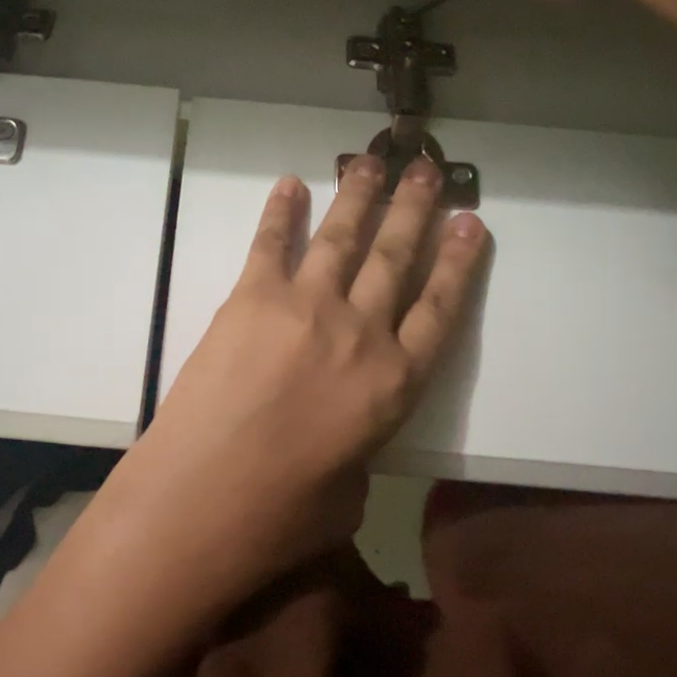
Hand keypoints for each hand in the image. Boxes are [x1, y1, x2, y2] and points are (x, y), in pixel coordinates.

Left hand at [100, 155, 487, 596]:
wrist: (205, 495)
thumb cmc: (283, 515)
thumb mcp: (351, 493)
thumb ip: (357, 446)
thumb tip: (343, 431)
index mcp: (395, 384)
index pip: (440, 309)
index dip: (460, 263)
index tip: (471, 221)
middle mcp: (360, 333)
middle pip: (396, 259)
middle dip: (414, 210)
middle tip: (426, 169)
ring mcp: (306, 308)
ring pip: (342, 239)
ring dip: (359, 196)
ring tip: (373, 161)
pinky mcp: (251, 298)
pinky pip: (271, 244)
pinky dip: (281, 211)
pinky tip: (291, 184)